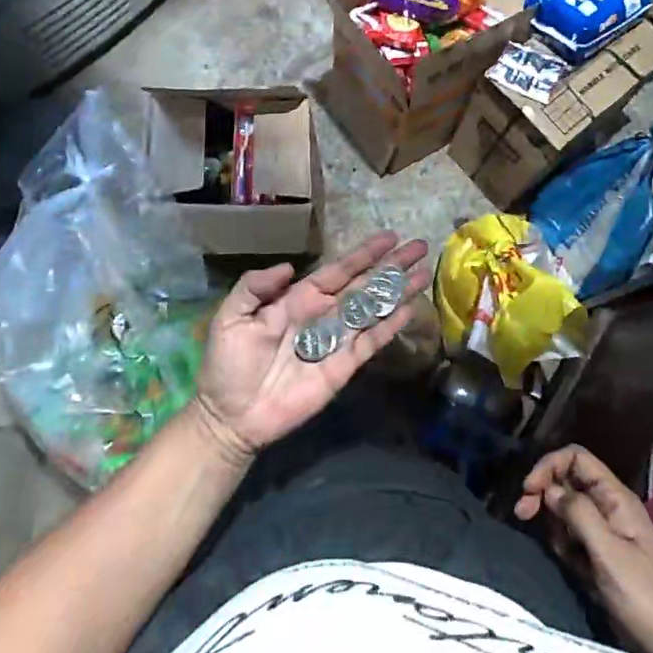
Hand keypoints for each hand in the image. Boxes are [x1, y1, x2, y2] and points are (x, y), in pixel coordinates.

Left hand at [193, 231, 429, 465]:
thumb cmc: (228, 363)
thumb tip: (290, 267)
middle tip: (419, 247)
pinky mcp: (343, 368)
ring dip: (398, 292)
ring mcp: (336, 341)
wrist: (232, 415)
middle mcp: (323, 315)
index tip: (389, 237)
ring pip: (373, 310)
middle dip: (390, 266)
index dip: (363, 254)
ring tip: (424, 274)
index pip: (338, 271)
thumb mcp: (230, 316)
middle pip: (364, 285)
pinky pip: (371, 342)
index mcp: (298, 299)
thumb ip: (255, 287)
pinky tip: (408, 310)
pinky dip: (390, 326)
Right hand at [514, 446, 652, 652]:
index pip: (576, 458)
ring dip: (554, 526)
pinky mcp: (598, 556)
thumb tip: (550, 488)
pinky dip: (563, 547)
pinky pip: (570, 537)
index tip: (528, 489)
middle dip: (543, 493)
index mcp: (616, 498)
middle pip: (566, 481)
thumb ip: (578, 513)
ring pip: (564, 510)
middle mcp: (609, 508)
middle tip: (522, 514)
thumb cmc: (643, 597)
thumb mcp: (608, 552)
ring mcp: (604, 533)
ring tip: (566, 556)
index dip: (549, 465)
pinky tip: (572, 567)